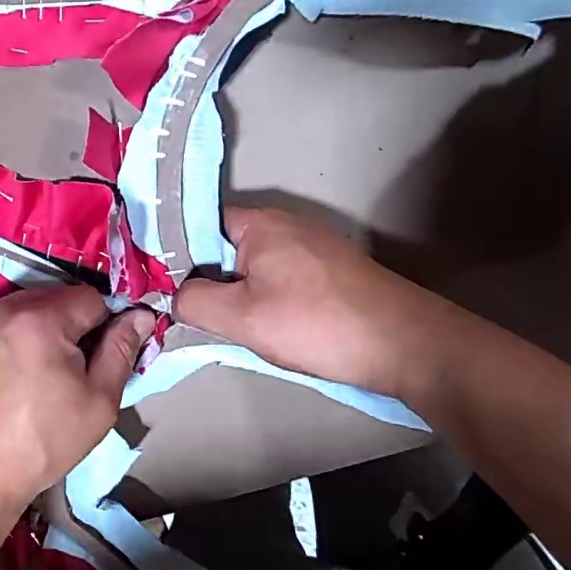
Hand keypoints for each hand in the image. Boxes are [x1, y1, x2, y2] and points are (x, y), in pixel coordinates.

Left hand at [0, 286, 153, 518]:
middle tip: (68, 368)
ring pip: (22, 306)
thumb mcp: (99, 401)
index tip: (98, 355)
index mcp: (40, 320)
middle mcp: (1, 308)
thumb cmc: (45, 441)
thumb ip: (122, 349)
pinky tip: (5, 370)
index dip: (104, 324)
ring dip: (36, 326)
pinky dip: (5, 335)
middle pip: (54, 298)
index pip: (90, 297)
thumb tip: (140, 316)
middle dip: (68, 324)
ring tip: (34, 371)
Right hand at [174, 206, 472, 401]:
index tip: (162, 286)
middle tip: (194, 314)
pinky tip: (269, 328)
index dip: (176, 254)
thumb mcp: (242, 317)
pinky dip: (266, 300)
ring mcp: (313, 248)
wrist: (408, 346)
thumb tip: (173, 296)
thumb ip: (194, 302)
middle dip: (208, 280)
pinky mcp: (330, 273)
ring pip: (252, 267)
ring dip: (238, 294)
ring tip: (231, 326)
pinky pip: (280, 279)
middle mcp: (287, 225)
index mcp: (260, 223)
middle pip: (225, 248)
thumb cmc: (317, 324)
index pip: (199, 225)